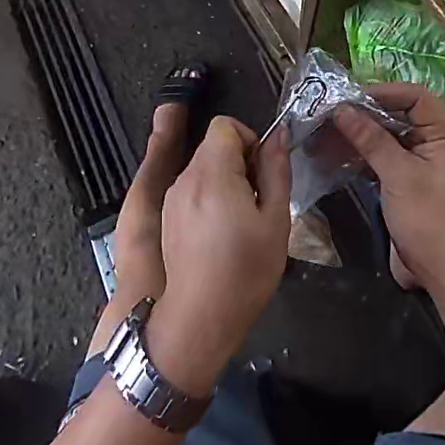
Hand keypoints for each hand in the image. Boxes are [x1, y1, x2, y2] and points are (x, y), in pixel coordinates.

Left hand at [145, 118, 289, 395]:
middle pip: (213, 145)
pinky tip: (222, 233)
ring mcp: (172, 199)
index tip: (262, 172)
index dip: (249, 140)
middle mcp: (185, 179)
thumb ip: (276, 171)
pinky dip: (208, 198)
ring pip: (201, 168)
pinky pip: (190, 190)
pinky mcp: (167, 218)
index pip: (224, 125)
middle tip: (258, 200)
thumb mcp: (275, 221)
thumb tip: (278, 136)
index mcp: (212, 174)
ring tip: (242, 220)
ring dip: (224, 181)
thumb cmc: (245, 272)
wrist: (199, 319)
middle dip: (238, 161)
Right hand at [333, 84, 444, 296]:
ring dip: (357, 136)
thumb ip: (371, 140)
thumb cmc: (434, 222)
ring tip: (322, 134)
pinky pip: (383, 158)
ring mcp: (423, 162)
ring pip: (386, 137)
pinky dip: (361, 156)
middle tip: (325, 115)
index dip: (380, 93)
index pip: (414, 97)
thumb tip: (341, 109)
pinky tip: (332, 155)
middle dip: (362, 115)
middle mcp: (438, 142)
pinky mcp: (408, 182)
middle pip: (397, 115)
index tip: (344, 98)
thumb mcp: (401, 177)